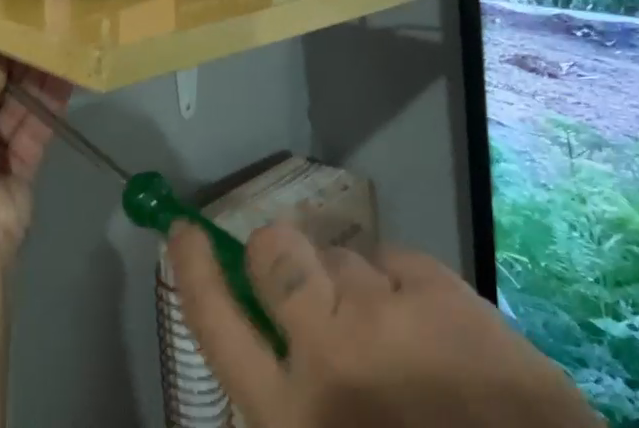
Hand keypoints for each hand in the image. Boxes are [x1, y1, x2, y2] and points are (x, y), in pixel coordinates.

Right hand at [168, 223, 603, 427]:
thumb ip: (287, 394)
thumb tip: (267, 325)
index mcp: (288, 415)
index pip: (214, 319)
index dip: (193, 267)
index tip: (185, 230)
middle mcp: (328, 358)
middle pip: (274, 256)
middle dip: (282, 253)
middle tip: (305, 279)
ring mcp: (392, 325)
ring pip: (341, 256)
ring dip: (352, 282)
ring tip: (389, 326)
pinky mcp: (453, 306)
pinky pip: (399, 258)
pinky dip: (403, 281)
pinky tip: (428, 322)